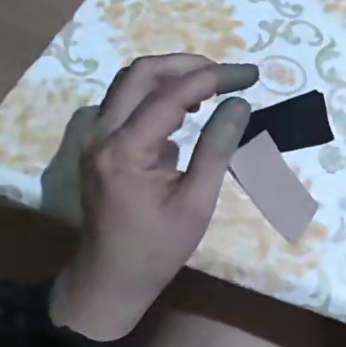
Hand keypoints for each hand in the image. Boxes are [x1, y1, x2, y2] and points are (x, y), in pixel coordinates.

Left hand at [50, 54, 257, 340]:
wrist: (109, 281)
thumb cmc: (156, 249)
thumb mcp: (196, 203)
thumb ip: (216, 149)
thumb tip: (239, 104)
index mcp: (125, 150)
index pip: (172, 94)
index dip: (214, 77)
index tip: (250, 75)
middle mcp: (102, 134)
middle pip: (141, 73)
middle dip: (188, 65)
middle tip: (227, 75)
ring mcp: (96, 138)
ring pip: (130, 82)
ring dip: (171, 76)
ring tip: (211, 88)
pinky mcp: (100, 145)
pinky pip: (126, 101)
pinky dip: (158, 93)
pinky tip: (186, 111)